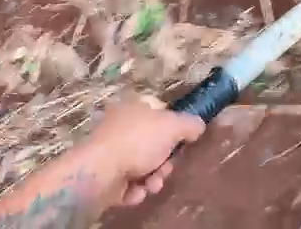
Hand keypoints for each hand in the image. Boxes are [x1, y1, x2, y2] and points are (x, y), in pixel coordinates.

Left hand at [68, 95, 205, 207]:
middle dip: (163, 163)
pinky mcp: (106, 174)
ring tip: (150, 185)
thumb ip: (188, 125)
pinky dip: (135, 190)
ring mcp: (112, 150)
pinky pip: (129, 183)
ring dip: (152, 179)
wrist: (101, 171)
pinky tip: (134, 191)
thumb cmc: (137, 141)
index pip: (159, 117)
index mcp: (134, 107)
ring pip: (143, 167)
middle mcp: (121, 126)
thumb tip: (199, 125)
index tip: (180, 147)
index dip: (172, 133)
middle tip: (164, 170)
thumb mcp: (171, 127)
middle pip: (153, 146)